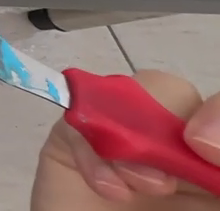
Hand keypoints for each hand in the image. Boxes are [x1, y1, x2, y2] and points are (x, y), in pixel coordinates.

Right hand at [34, 70, 219, 207]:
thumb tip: (209, 146)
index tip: (209, 152)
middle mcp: (192, 158)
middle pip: (186, 98)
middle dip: (177, 121)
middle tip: (175, 172)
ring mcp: (132, 149)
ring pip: (133, 96)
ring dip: (131, 134)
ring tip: (138, 186)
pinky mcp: (76, 146)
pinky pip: (76, 116)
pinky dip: (88, 146)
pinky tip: (104, 187)